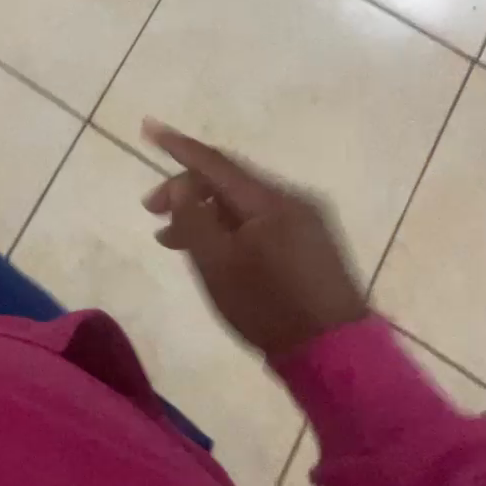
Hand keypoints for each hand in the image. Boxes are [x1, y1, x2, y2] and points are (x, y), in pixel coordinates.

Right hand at [141, 119, 368, 360]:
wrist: (338, 358)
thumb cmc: (266, 305)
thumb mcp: (214, 261)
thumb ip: (190, 216)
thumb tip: (181, 186)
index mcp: (270, 202)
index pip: (214, 162)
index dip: (177, 145)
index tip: (147, 126)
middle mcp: (292, 202)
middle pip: (226, 180)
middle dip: (184, 190)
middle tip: (151, 211)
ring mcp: (306, 223)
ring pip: (239, 202)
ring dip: (203, 211)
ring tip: (172, 238)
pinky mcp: (310, 244)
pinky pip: (257, 219)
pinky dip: (226, 224)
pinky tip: (209, 247)